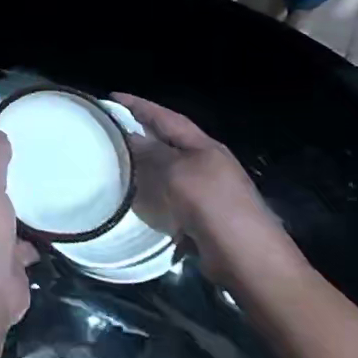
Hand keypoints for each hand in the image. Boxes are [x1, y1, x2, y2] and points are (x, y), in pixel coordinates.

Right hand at [115, 94, 304, 285]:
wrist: (249, 260)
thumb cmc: (215, 206)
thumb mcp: (179, 173)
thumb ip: (153, 152)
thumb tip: (130, 135)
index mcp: (204, 146)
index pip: (166, 117)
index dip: (139, 105)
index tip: (111, 97)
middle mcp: (206, 163)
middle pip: (167, 141)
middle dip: (139, 132)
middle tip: (108, 127)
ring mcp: (206, 189)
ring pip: (166, 168)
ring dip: (142, 163)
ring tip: (114, 158)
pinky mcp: (201, 214)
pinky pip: (167, 194)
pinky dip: (149, 190)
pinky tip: (133, 193)